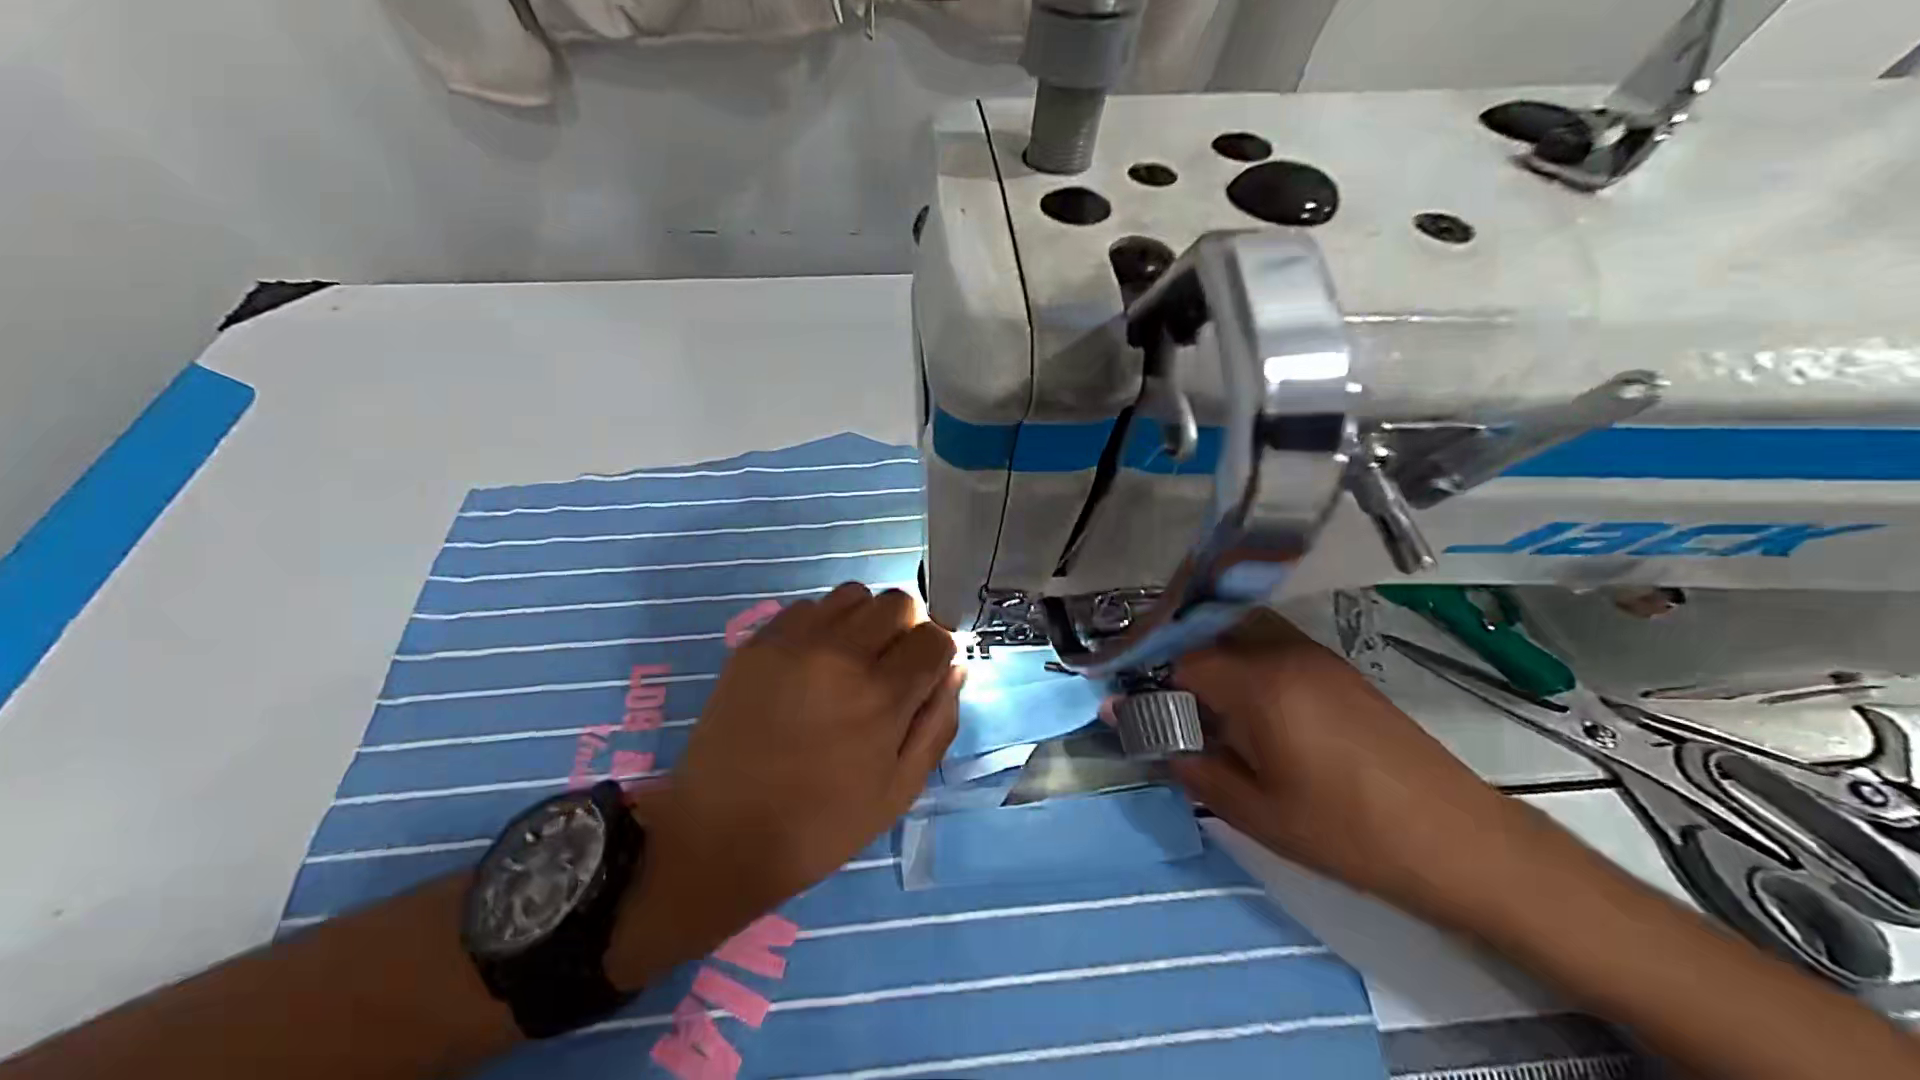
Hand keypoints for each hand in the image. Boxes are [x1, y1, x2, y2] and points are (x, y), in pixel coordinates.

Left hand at [615, 583, 961, 973]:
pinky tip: (813, 663)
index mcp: (881, 697)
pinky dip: (822, 625)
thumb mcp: (899, 790)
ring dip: (865, 620)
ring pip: (853, 595)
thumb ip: (937, 723)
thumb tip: (955, 669)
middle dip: (907, 629)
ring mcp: (793, 644)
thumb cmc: (822, 824)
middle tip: (891, 667)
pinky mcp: (756, 643)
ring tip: (852, 660)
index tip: (926, 675)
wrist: (722, 834)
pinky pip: (807, 608)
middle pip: (897, 602)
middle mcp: (839, 656)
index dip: (939, 654)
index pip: (935, 637)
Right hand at [1167, 610, 1514, 905]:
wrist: (1452, 839)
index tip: (1128, 704)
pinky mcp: (1336, 668)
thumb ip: (1188, 761)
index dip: (1147, 679)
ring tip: (1199, 701)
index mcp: (1258, 683)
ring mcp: (1314, 655)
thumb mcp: (1252, 809)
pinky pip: (1272, 644)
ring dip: (1210, 653)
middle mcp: (1283, 652)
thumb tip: (1139, 729)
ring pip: (1241, 630)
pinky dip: (1243, 660)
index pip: (1179, 658)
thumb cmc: (1343, 830)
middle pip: (1208, 630)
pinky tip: (1246, 704)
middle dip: (1174, 656)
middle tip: (1162, 699)